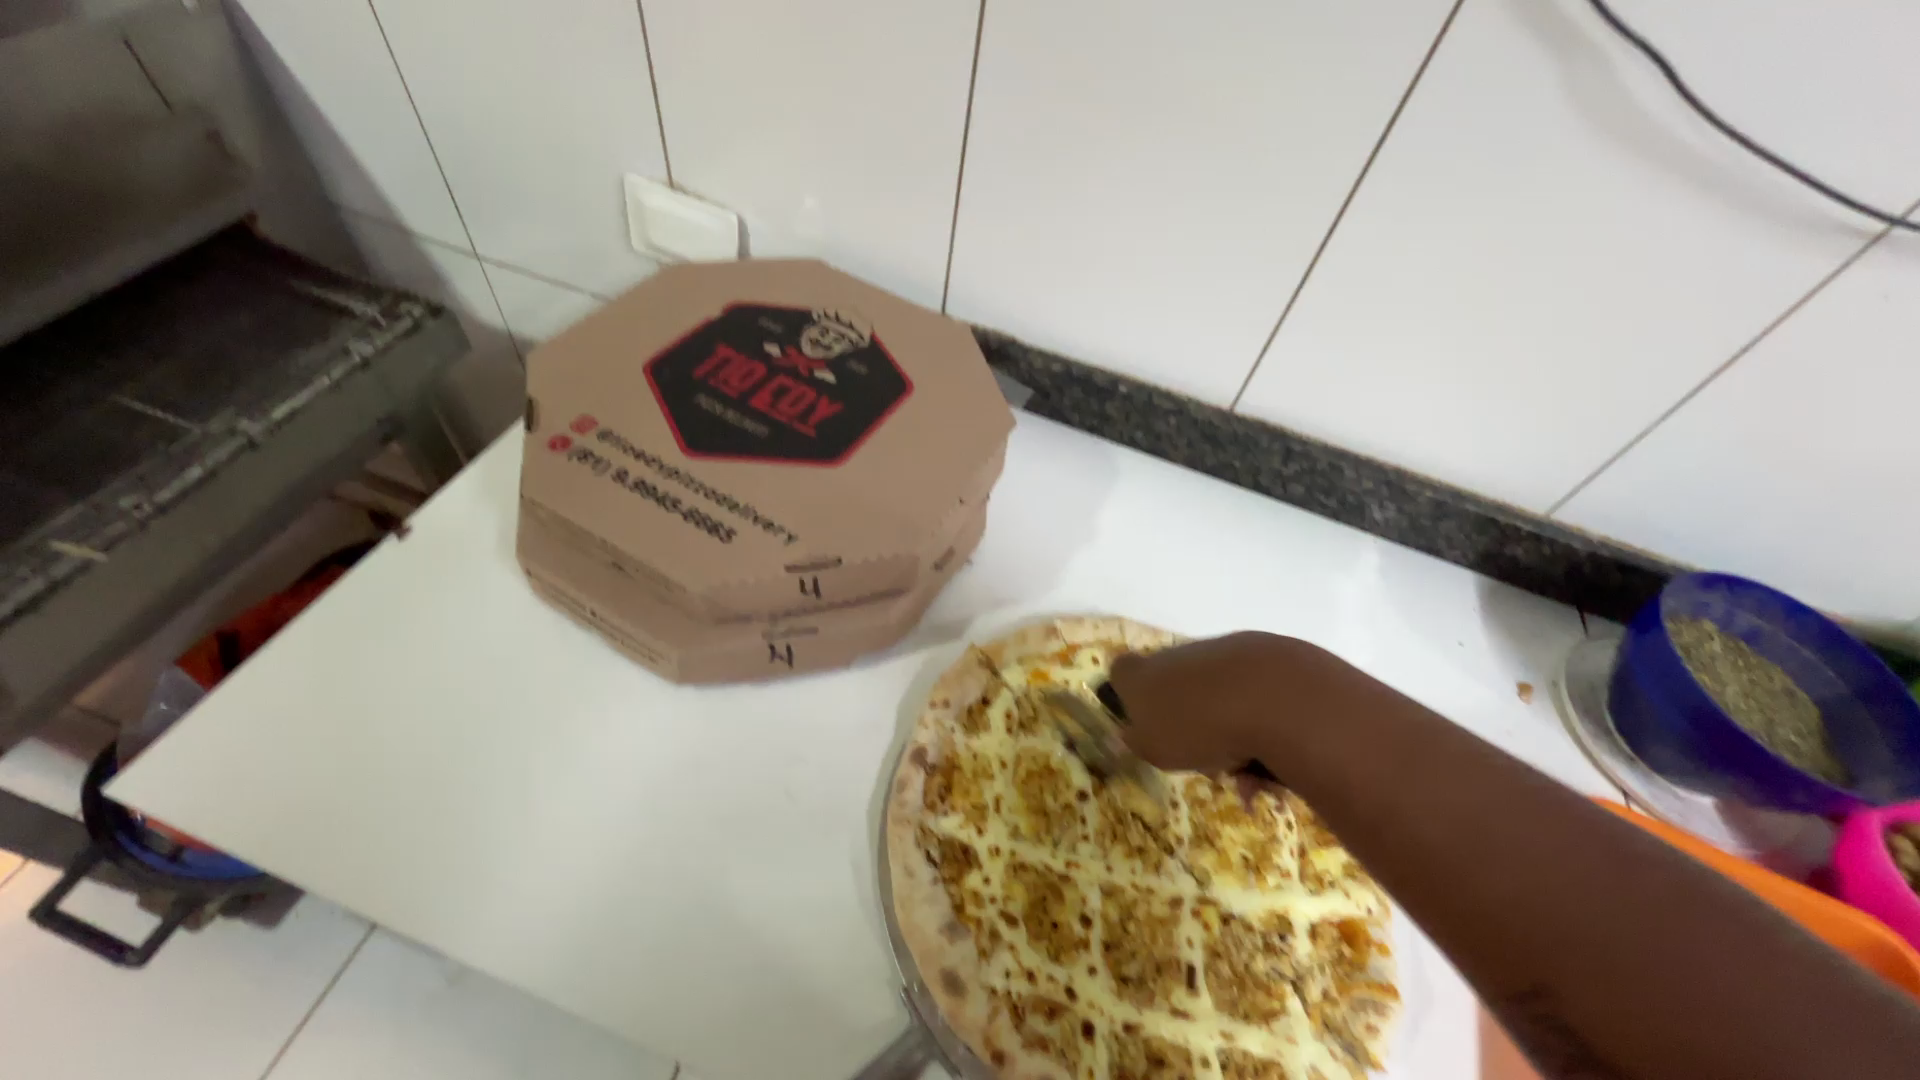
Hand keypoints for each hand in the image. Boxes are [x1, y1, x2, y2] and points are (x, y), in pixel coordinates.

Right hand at [1107, 631, 1351, 778]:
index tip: (1143, 721)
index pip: (1121, 672)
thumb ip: (1136, 742)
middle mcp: (1174, 655)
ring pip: (1213, 692)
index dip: (1127, 694)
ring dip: (1224, 725)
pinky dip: (1256, 718)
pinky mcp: (1258, 652)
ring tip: (1246, 767)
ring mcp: (1216, 650)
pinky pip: (1249, 691)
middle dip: (1186, 720)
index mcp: (1141, 675)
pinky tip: (1272, 750)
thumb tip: (1124, 735)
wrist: (1268, 693)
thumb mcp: (1154, 750)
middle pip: (1172, 685)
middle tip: (1201, 758)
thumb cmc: (1196, 727)